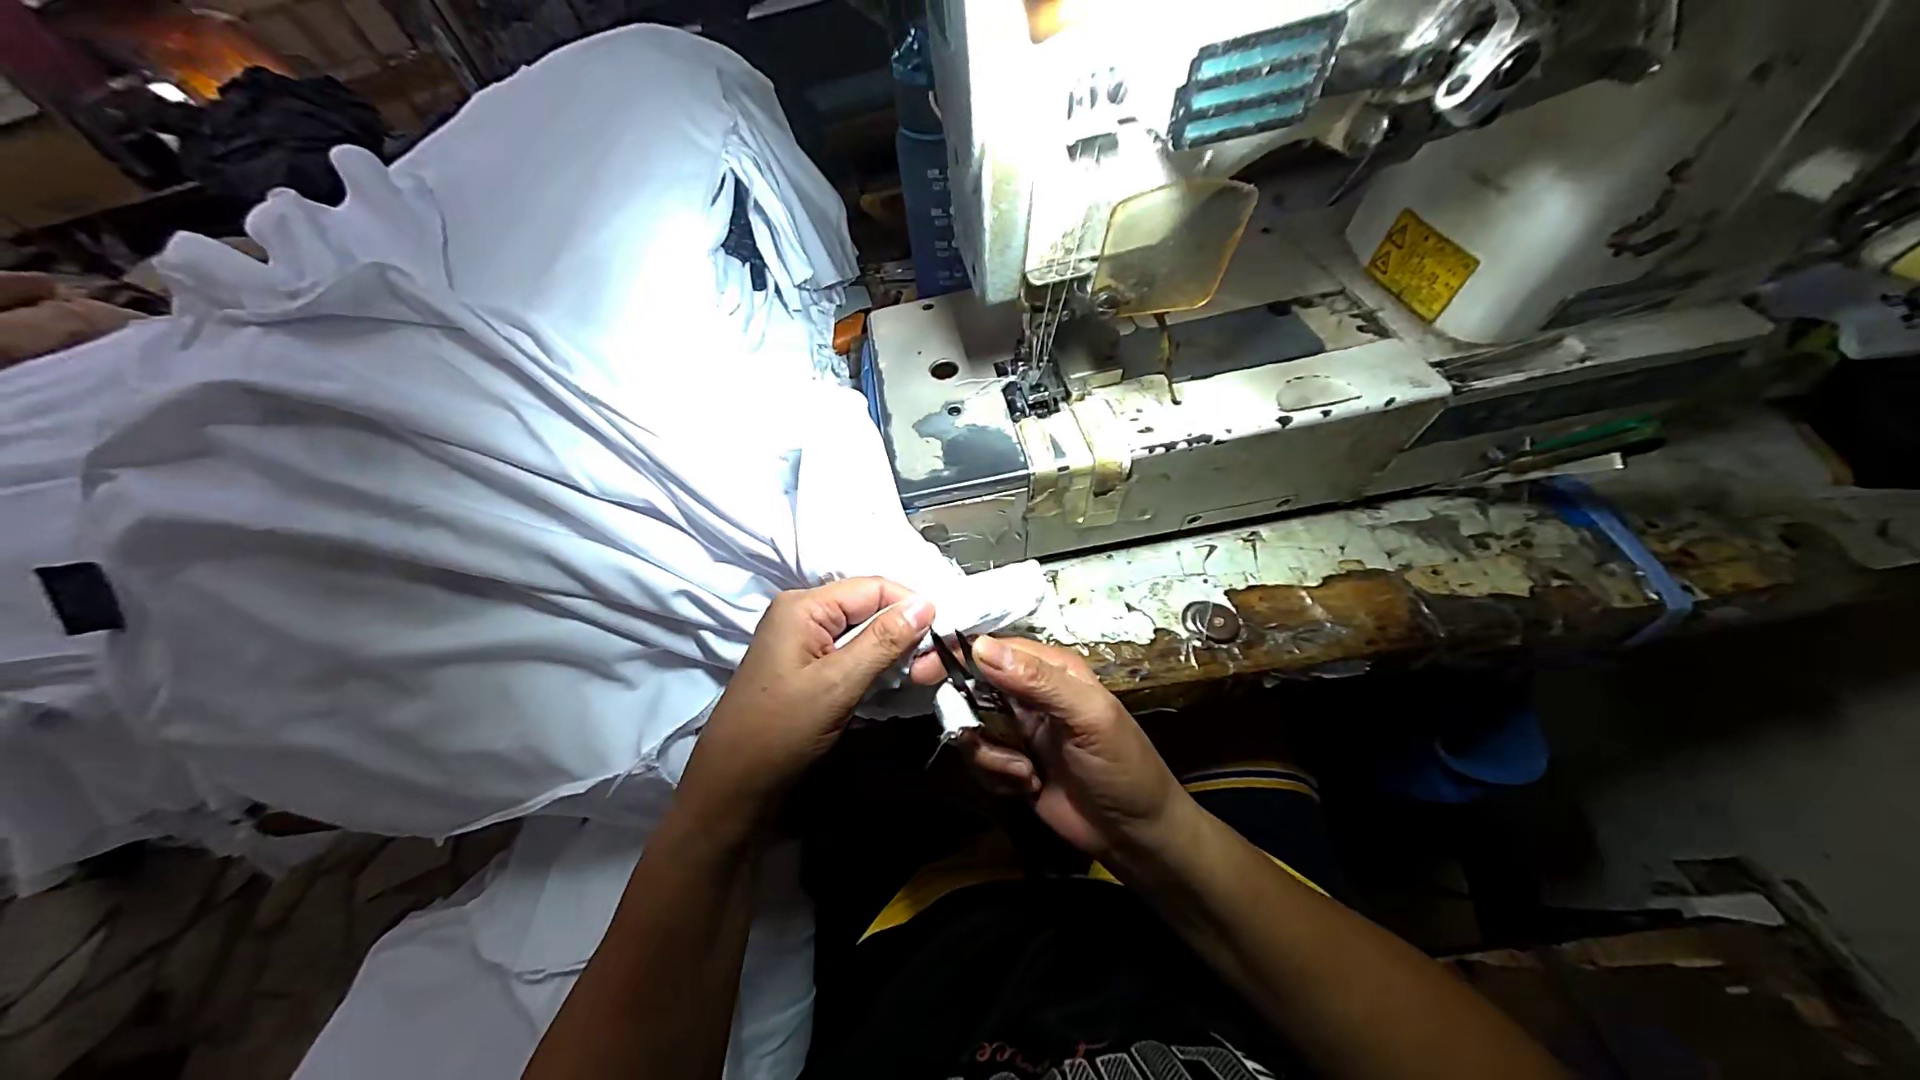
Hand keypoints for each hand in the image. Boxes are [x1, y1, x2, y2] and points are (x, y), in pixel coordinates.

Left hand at [678, 578, 934, 821]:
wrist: (732, 787)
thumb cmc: (780, 732)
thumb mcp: (838, 683)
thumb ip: (884, 640)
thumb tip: (928, 602)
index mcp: (804, 606)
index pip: (874, 587)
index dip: (913, 606)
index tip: (945, 637)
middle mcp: (803, 613)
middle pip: (871, 607)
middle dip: (906, 632)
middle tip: (935, 667)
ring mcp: (804, 640)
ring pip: (865, 632)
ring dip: (895, 652)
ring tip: (921, 677)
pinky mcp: (809, 665)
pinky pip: (853, 652)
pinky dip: (877, 665)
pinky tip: (897, 682)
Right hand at [957, 637, 1193, 865]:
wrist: (1134, 835)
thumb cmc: (1122, 766)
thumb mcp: (1088, 716)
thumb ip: (1038, 680)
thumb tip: (982, 647)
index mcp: (1050, 670)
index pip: (994, 648)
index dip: (958, 655)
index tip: (925, 670)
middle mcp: (1028, 694)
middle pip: (972, 688)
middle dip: (969, 715)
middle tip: (970, 733)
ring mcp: (1017, 729)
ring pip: (970, 728)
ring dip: (990, 755)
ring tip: (1025, 772)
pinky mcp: (1009, 763)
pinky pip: (978, 761)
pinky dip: (997, 776)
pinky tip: (1027, 786)